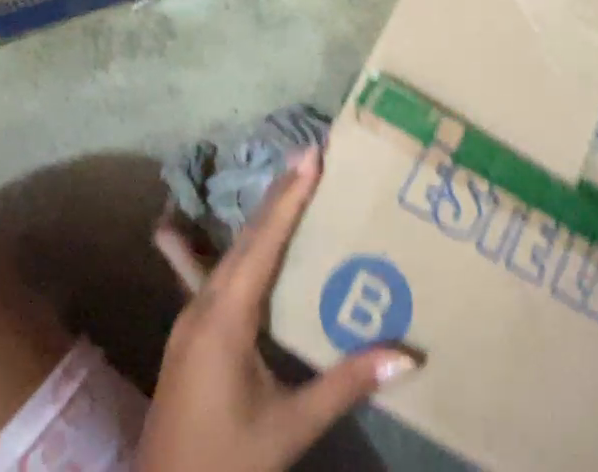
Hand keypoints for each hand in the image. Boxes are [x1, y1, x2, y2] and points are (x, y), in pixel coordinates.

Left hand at [142, 148, 417, 471]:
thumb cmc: (226, 459)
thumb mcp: (290, 426)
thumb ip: (345, 384)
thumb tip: (408, 354)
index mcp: (224, 321)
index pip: (262, 245)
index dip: (288, 199)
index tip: (310, 156)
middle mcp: (202, 309)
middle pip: (243, 239)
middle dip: (277, 196)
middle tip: (308, 156)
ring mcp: (189, 321)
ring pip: (225, 255)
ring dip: (257, 219)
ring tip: (288, 186)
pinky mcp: (189, 337)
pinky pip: (210, 277)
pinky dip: (228, 249)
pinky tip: (191, 230)